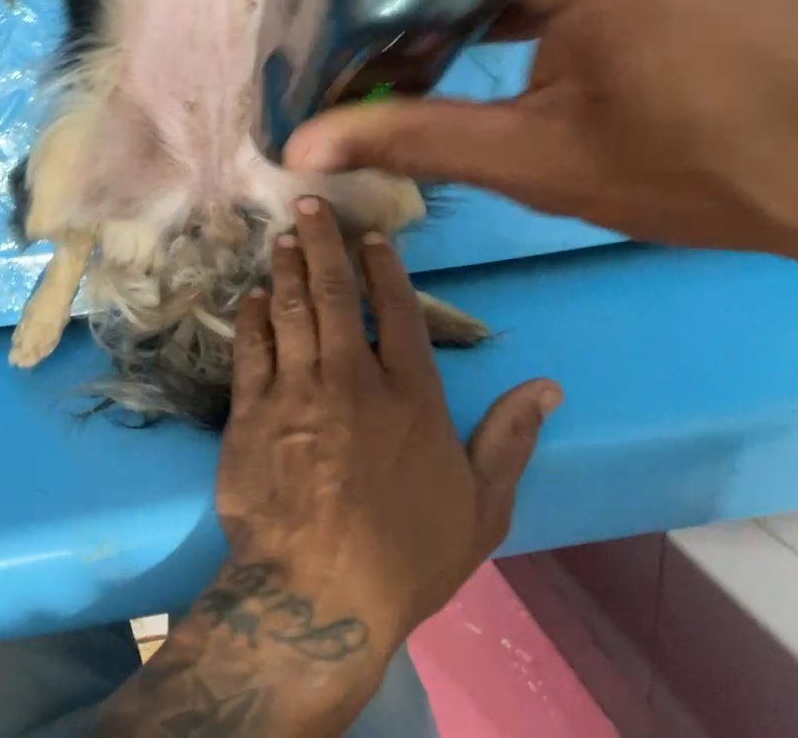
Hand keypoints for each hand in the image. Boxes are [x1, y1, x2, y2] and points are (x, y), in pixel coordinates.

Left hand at [211, 197, 561, 655]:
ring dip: (287, 268)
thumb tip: (548, 387)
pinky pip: (249, 349)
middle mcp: (352, 378)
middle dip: (324, 244)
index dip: (384, 268)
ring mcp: (295, 391)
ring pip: (290, 311)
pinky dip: (251, 317)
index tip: (372, 237)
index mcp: (412, 396)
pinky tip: (252, 295)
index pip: (399, 311)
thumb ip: (511, 439)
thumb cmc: (408, 554)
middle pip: (336, 295)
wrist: (318, 592)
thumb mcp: (483, 506)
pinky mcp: (251, 411)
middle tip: (309, 205)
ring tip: (283, 236)